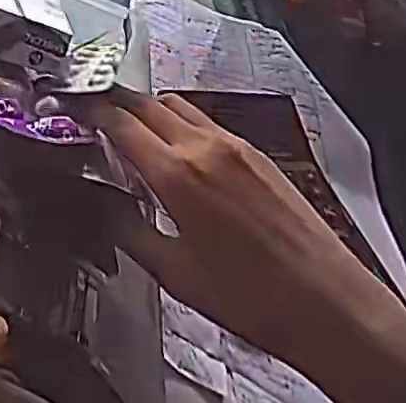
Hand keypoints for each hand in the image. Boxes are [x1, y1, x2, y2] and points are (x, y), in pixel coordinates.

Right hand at [98, 93, 405, 402]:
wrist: (328, 303)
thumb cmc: (253, 297)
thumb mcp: (175, 274)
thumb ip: (131, 232)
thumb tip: (106, 207)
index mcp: (178, 175)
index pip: (121, 123)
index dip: (93, 112)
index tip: (77, 111)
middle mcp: (204, 147)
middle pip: (146, 102)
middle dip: (116, 103)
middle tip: (98, 115)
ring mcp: (232, 144)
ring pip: (176, 104)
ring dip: (149, 109)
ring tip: (136, 132)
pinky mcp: (254, 151)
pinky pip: (205, 119)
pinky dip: (180, 122)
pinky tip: (179, 151)